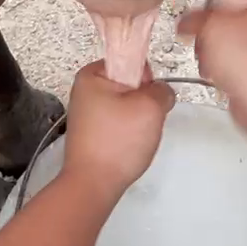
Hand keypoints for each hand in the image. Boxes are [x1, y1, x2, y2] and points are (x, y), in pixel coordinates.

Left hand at [62, 62, 174, 200]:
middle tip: (145, 121)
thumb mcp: (150, 107)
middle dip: (143, 102)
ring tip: (137, 137)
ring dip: (138, 119)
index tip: (148, 100)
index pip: (131, 60)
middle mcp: (84, 89)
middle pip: (130, 84)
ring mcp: (86, 112)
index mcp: (91, 74)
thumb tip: (161, 93)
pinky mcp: (91, 133)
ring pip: (126, 105)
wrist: (93, 185)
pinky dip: (128, 133)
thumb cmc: (118, 140)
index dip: (146, 79)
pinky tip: (129, 147)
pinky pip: (118, 123)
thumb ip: (162, 90)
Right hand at [177, 0, 246, 131]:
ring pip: (230, 37)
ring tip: (210, 59)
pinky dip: (224, 65)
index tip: (204, 10)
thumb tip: (188, 20)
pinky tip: (217, 72)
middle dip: (211, 29)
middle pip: (229, 13)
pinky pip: (236, 58)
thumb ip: (195, 15)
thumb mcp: (212, 25)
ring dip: (214, 49)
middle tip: (205, 37)